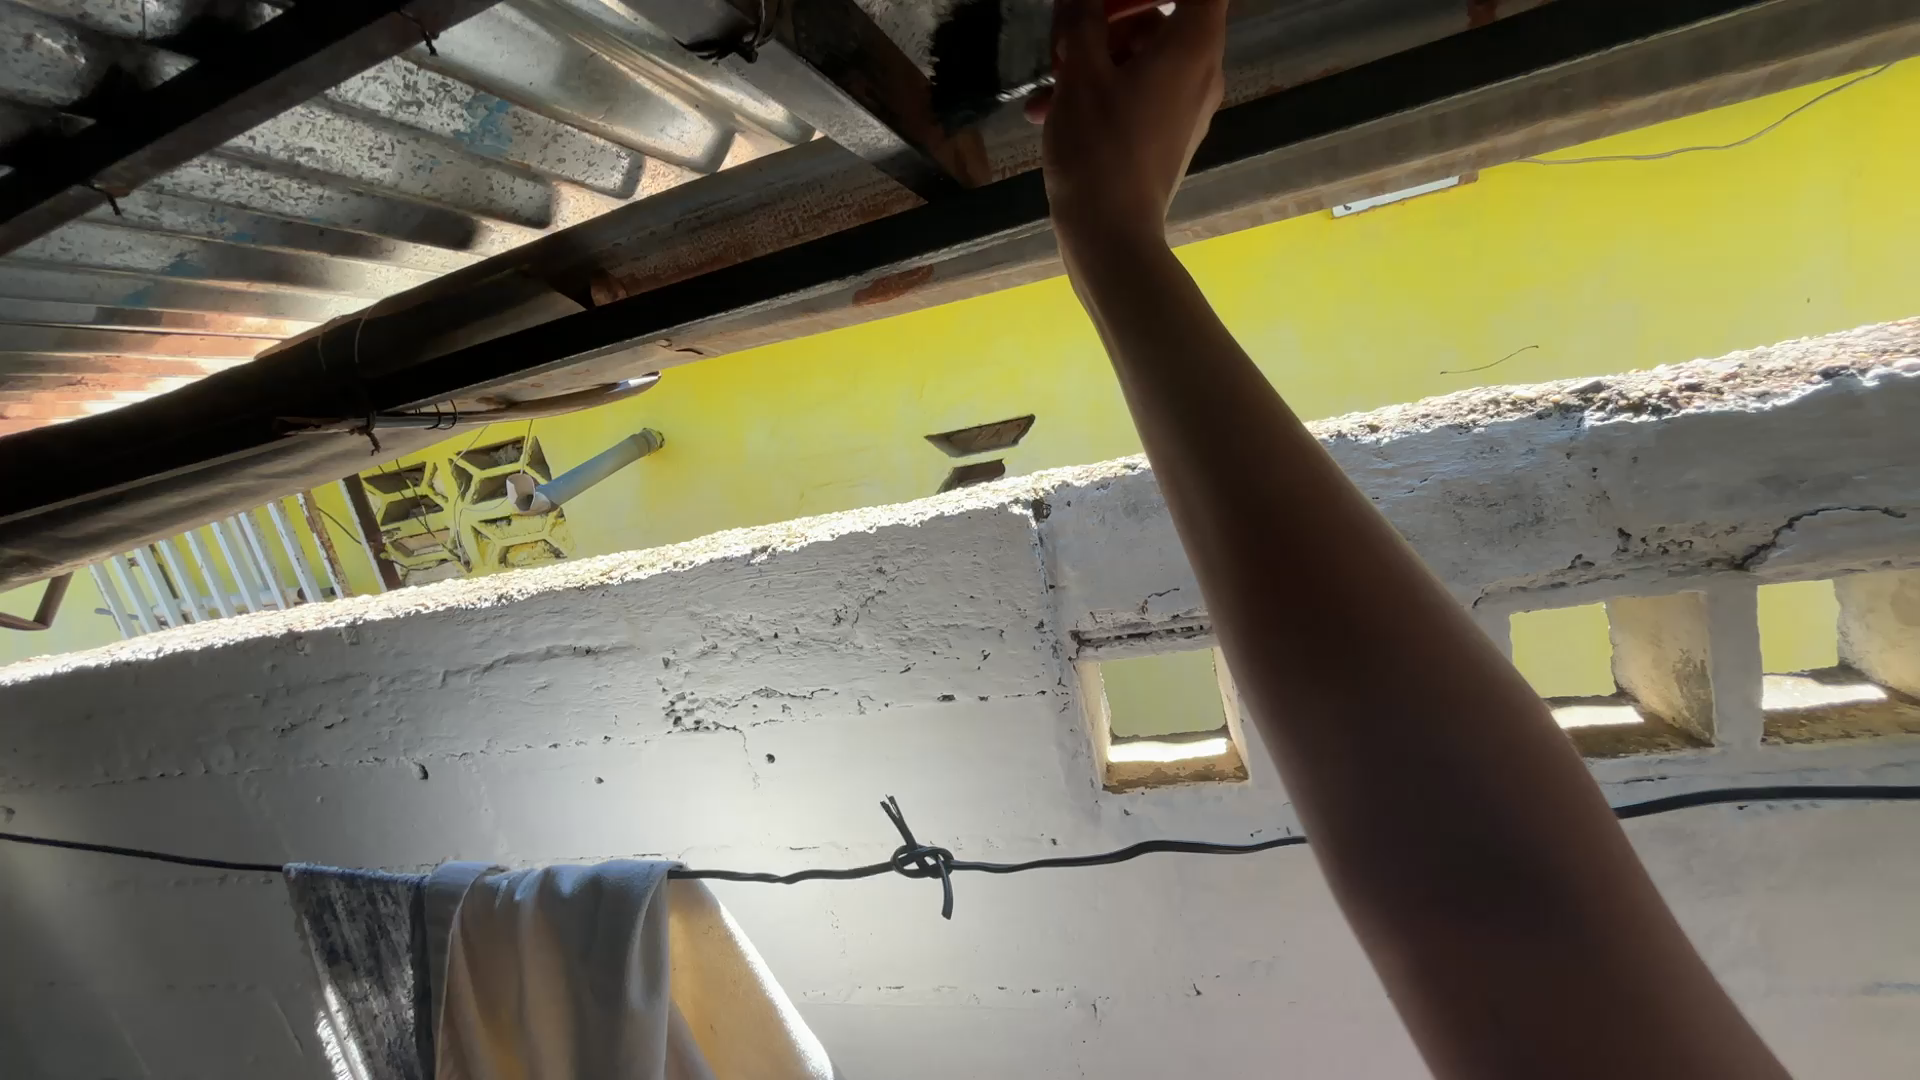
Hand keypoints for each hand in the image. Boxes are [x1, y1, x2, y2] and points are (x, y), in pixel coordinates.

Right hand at [1032, 0, 1227, 255]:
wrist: (1111, 239)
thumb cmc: (1099, 152)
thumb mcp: (1080, 77)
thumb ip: (1081, 22)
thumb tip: (1079, 0)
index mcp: (1194, 44)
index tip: (1110, 3)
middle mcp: (1202, 75)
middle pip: (1163, 22)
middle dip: (1109, 24)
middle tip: (1066, 36)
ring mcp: (1185, 116)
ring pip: (1142, 67)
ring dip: (1093, 66)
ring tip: (1046, 87)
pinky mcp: (1166, 147)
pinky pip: (1138, 103)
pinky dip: (1102, 100)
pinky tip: (1053, 116)